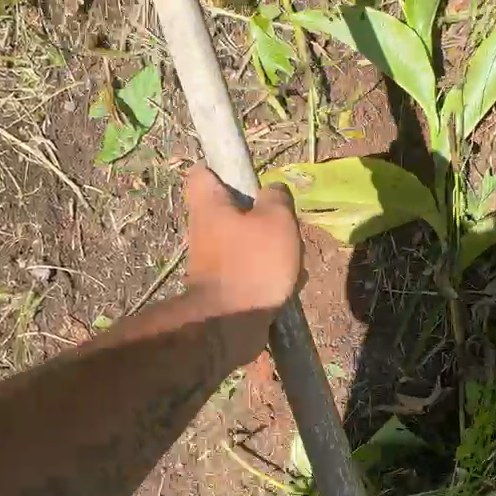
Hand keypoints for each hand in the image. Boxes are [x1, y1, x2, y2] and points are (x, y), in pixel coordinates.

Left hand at [184, 165, 300, 313]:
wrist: (230, 325)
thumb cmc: (252, 264)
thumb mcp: (276, 219)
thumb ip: (277, 198)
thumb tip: (273, 192)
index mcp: (209, 205)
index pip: (202, 173)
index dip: (222, 170)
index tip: (246, 179)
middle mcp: (205, 231)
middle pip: (234, 213)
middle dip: (263, 219)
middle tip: (283, 227)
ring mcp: (213, 263)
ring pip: (248, 246)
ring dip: (273, 253)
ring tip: (294, 263)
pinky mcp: (225, 289)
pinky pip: (251, 274)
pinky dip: (269, 278)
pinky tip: (288, 287)